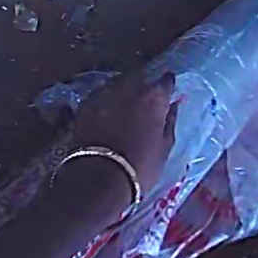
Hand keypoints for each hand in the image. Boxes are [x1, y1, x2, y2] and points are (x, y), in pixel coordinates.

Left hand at [68, 70, 179, 197]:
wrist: (97, 181)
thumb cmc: (139, 167)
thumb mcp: (164, 148)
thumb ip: (169, 122)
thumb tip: (172, 106)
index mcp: (154, 97)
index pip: (166, 81)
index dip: (168, 85)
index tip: (168, 90)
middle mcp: (130, 88)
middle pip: (140, 77)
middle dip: (144, 84)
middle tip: (147, 99)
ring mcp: (105, 94)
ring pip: (118, 83)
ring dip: (124, 90)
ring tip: (126, 104)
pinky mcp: (85, 105)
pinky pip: (100, 95)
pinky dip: (106, 100)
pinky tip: (107, 112)